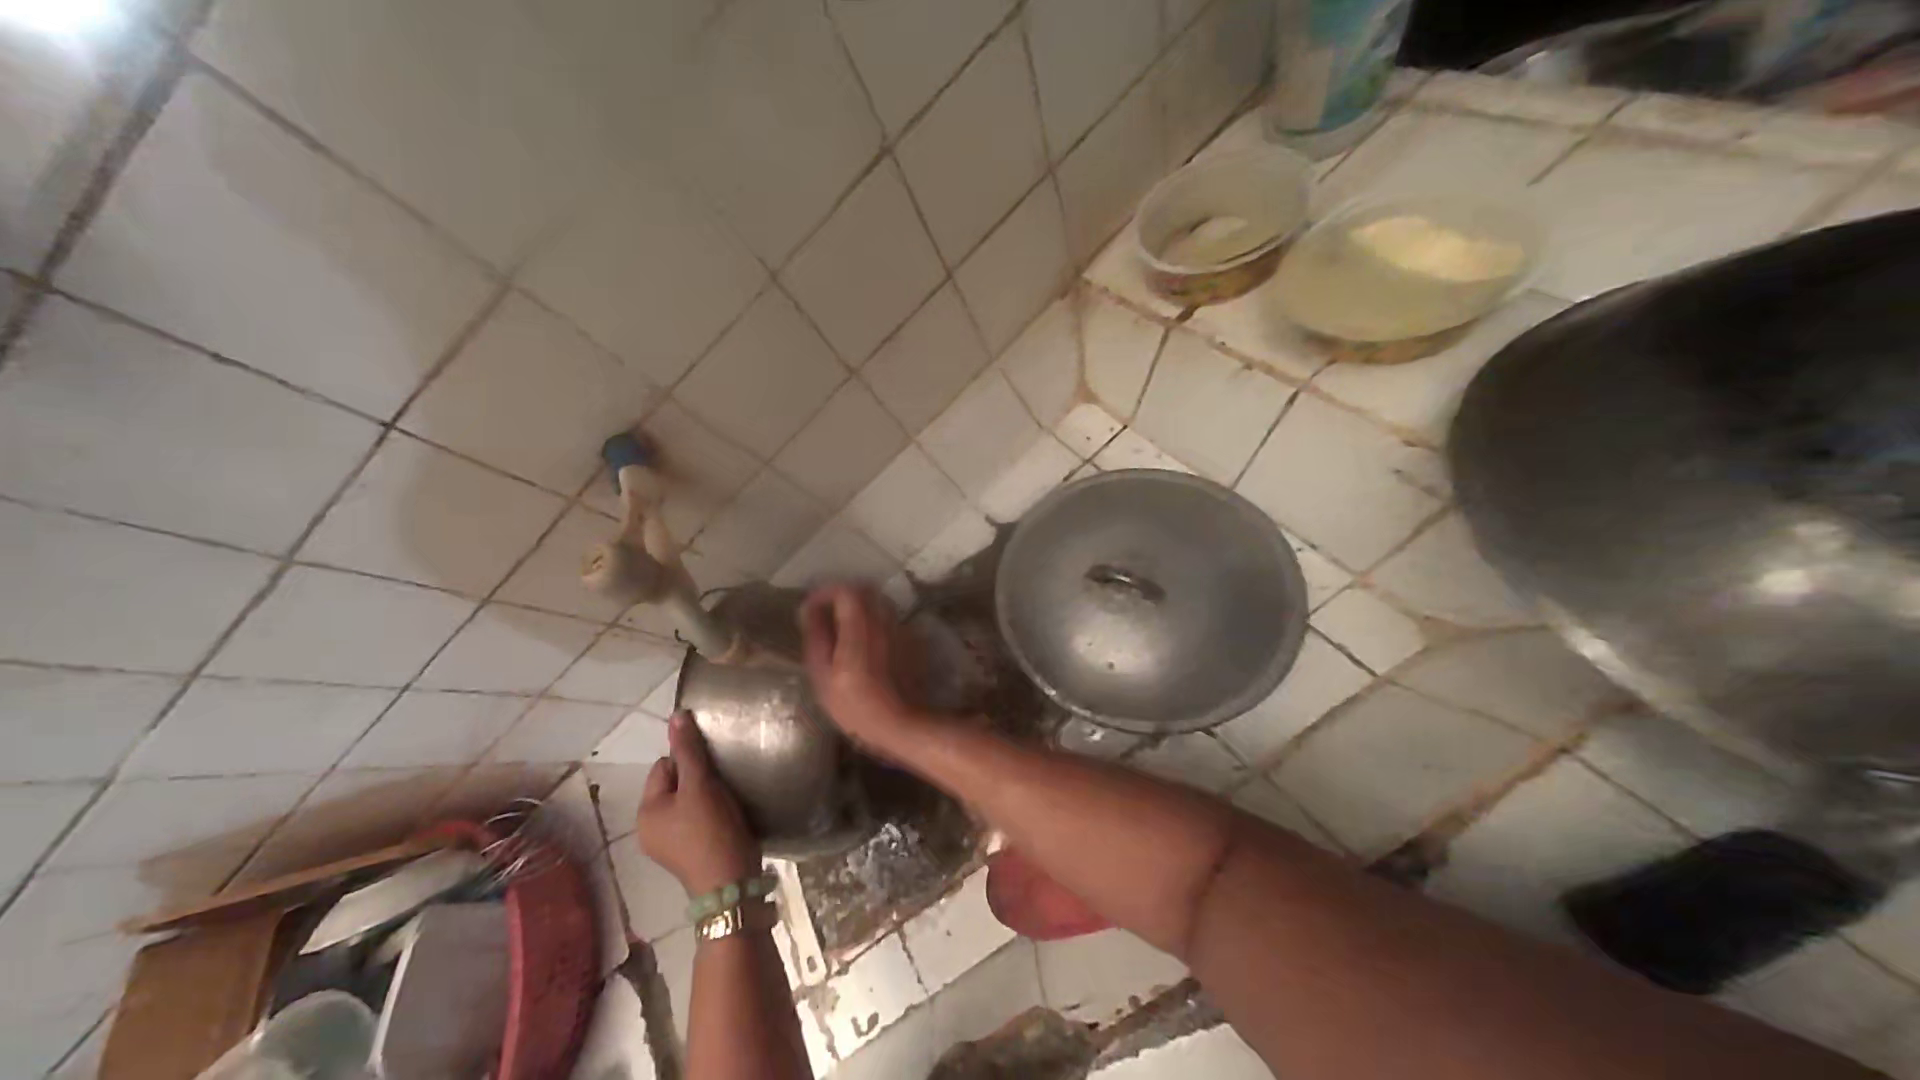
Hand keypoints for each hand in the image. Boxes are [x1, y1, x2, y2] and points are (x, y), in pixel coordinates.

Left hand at [636, 712, 760, 895]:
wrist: (731, 882)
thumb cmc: (711, 830)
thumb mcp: (700, 786)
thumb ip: (688, 751)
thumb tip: (676, 715)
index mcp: (645, 812)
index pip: (663, 767)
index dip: (689, 763)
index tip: (711, 773)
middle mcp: (649, 829)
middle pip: (675, 784)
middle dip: (698, 780)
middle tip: (721, 786)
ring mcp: (668, 844)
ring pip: (687, 802)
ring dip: (706, 796)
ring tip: (726, 801)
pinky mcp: (689, 854)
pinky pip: (696, 820)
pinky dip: (710, 814)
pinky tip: (726, 818)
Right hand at [799, 584, 929, 755]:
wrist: (902, 724)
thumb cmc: (856, 706)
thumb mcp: (823, 675)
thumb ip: (817, 637)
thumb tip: (809, 610)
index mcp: (860, 627)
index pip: (846, 590)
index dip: (825, 593)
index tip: (811, 607)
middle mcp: (884, 621)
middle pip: (865, 591)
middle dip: (843, 596)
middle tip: (826, 615)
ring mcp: (902, 630)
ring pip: (880, 604)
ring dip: (860, 609)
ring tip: (844, 630)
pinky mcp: (913, 642)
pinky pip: (891, 621)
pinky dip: (875, 623)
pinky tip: (866, 645)